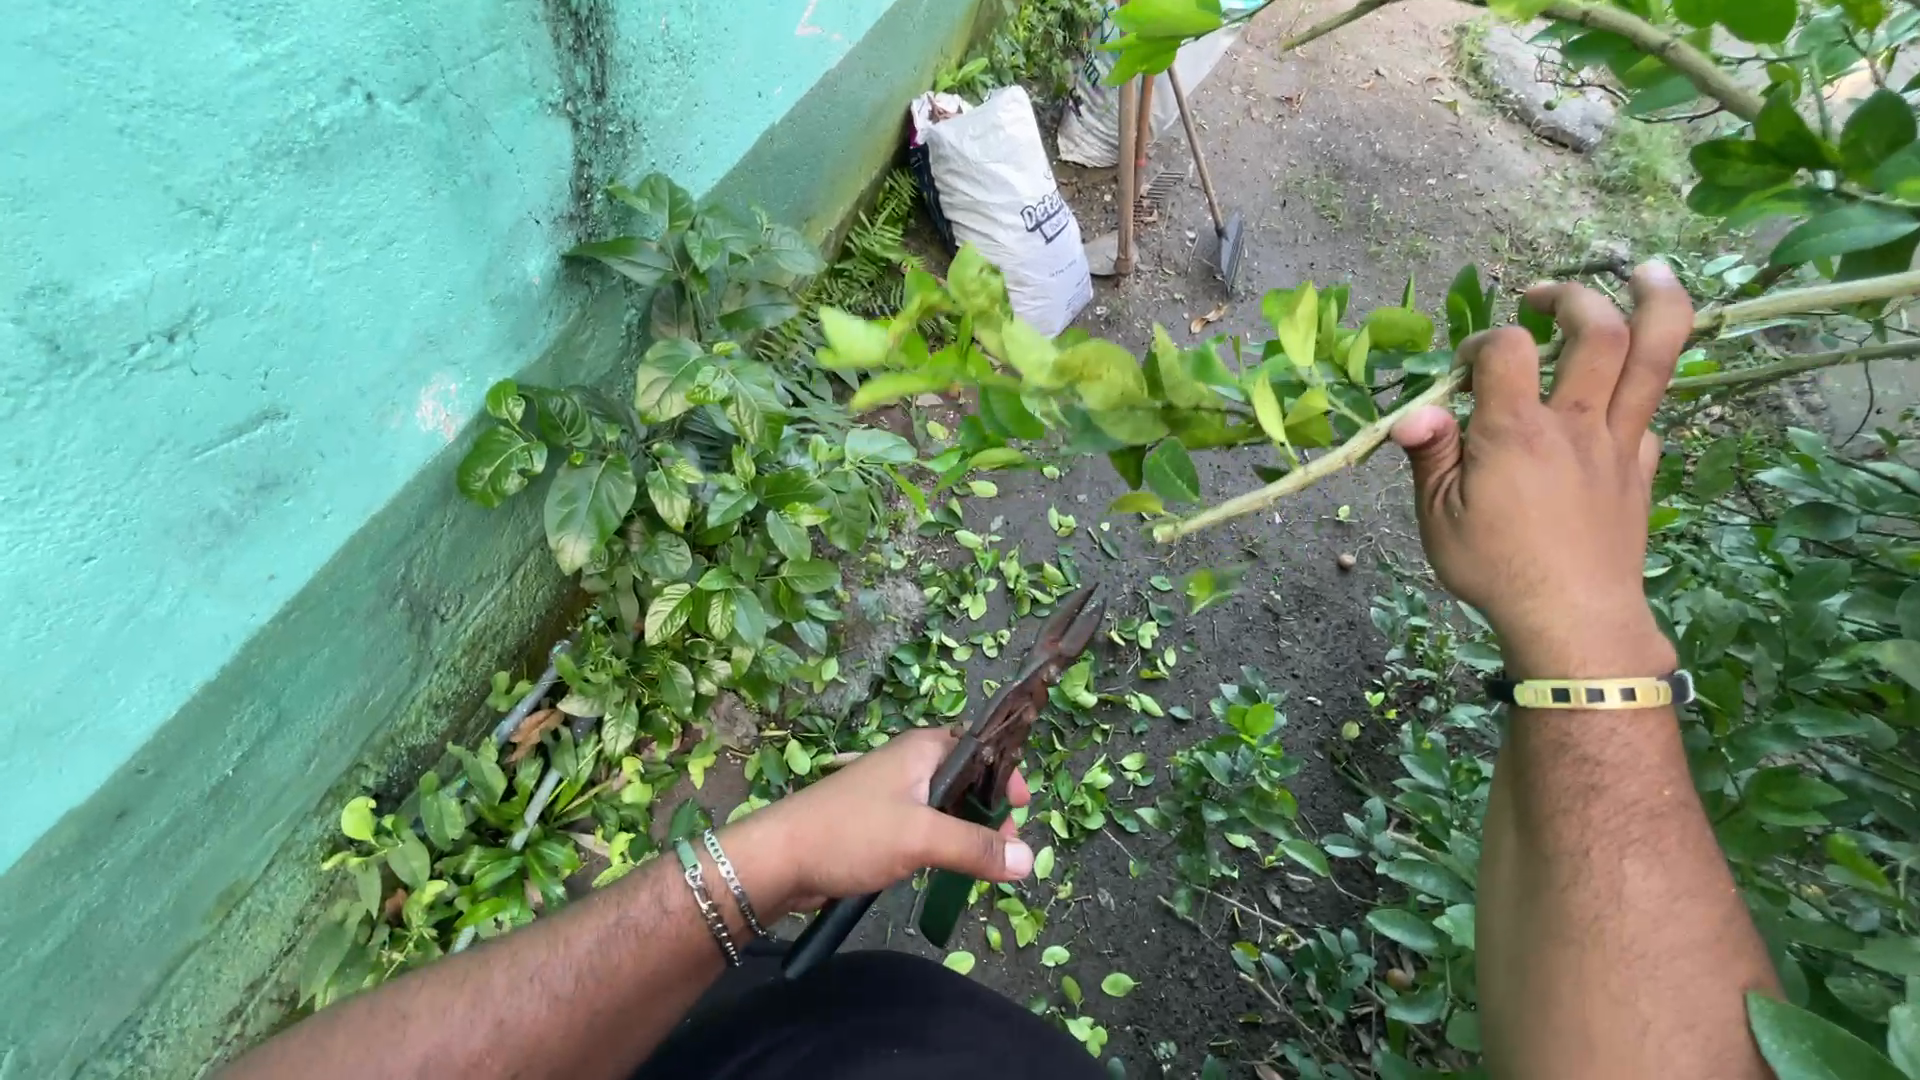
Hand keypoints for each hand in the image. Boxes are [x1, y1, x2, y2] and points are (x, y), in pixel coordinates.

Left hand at [719, 727, 1033, 917]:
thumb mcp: (920, 838)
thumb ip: (975, 847)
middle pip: (967, 777)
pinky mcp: (880, 822)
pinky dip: (942, 842)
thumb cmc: (852, 832)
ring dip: (967, 830)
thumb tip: (1029, 859)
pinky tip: (949, 868)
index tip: (1022, 809)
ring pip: (946, 805)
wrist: (780, 859)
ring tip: (983, 864)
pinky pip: (925, 826)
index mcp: (923, 748)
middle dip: (990, 810)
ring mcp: (894, 792)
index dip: (1005, 773)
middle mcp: (911, 762)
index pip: (980, 746)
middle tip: (1004, 848)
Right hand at [1390, 262, 1689, 678]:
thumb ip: (1429, 453)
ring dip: (1656, 304)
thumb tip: (1413, 411)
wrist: (1572, 616)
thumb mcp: (1436, 516)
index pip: (1505, 351)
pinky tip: (1617, 399)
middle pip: (1599, 332)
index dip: (1481, 343)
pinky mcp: (1641, 469)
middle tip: (1542, 295)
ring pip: (1657, 356)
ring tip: (1648, 274)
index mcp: (1516, 433)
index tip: (1464, 368)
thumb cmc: (1492, 566)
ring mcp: (1620, 443)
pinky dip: (1637, 391)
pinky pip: (1651, 414)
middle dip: (1572, 298)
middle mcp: (1576, 424)